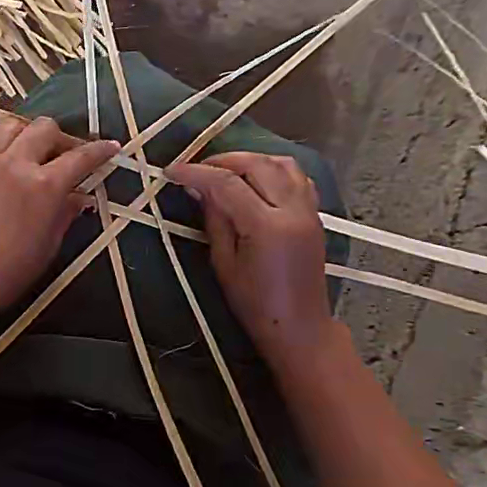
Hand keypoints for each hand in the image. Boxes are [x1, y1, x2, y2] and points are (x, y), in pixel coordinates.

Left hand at [0, 117, 118, 317]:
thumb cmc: (8, 272)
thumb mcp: (48, 246)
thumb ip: (66, 215)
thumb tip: (80, 197)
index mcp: (45, 186)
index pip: (81, 157)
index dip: (100, 151)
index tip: (111, 147)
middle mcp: (18, 163)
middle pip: (46, 129)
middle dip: (63, 138)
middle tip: (68, 156)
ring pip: (14, 125)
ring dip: (30, 134)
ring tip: (34, 152)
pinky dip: (1, 145)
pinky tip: (4, 163)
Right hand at [165, 153, 340, 362]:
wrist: (299, 327)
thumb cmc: (255, 304)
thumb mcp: (223, 263)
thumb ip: (214, 220)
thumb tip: (200, 189)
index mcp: (267, 227)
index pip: (226, 184)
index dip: (196, 173)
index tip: (171, 171)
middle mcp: (292, 210)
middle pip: (256, 164)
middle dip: (222, 160)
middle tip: (196, 169)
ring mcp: (308, 210)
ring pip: (281, 163)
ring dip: (250, 160)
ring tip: (225, 170)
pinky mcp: (314, 214)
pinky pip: (297, 177)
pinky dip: (274, 169)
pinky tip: (256, 180)